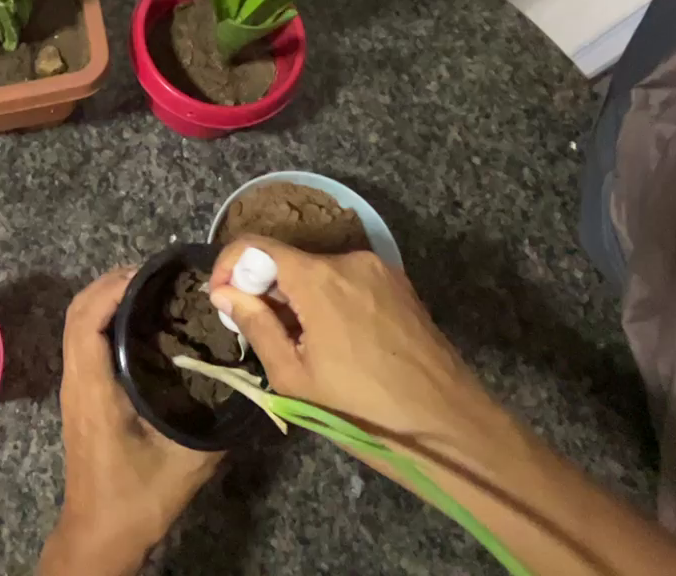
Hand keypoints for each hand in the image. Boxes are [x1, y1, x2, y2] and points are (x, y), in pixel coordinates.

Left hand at [39, 268, 221, 575]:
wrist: (97, 536)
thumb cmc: (134, 500)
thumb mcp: (184, 464)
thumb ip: (217, 425)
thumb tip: (250, 386)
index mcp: (93, 388)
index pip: (87, 321)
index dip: (111, 289)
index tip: (148, 274)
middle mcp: (76, 380)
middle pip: (77, 312)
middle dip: (109, 284)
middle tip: (154, 276)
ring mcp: (73, 386)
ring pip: (76, 323)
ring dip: (104, 298)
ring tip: (148, 290)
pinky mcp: (79, 394)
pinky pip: (82, 339)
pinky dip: (102, 317)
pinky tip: (137, 323)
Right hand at [209, 236, 493, 443]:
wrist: (454, 430)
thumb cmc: (365, 412)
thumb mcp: (295, 379)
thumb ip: (256, 326)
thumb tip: (224, 293)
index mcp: (317, 277)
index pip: (254, 246)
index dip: (228, 267)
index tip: (220, 300)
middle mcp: (347, 259)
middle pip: (287, 260)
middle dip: (263, 289)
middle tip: (258, 333)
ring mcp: (378, 270)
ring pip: (318, 272)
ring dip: (298, 298)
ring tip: (301, 346)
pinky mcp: (399, 285)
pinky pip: (347, 281)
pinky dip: (328, 300)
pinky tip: (336, 343)